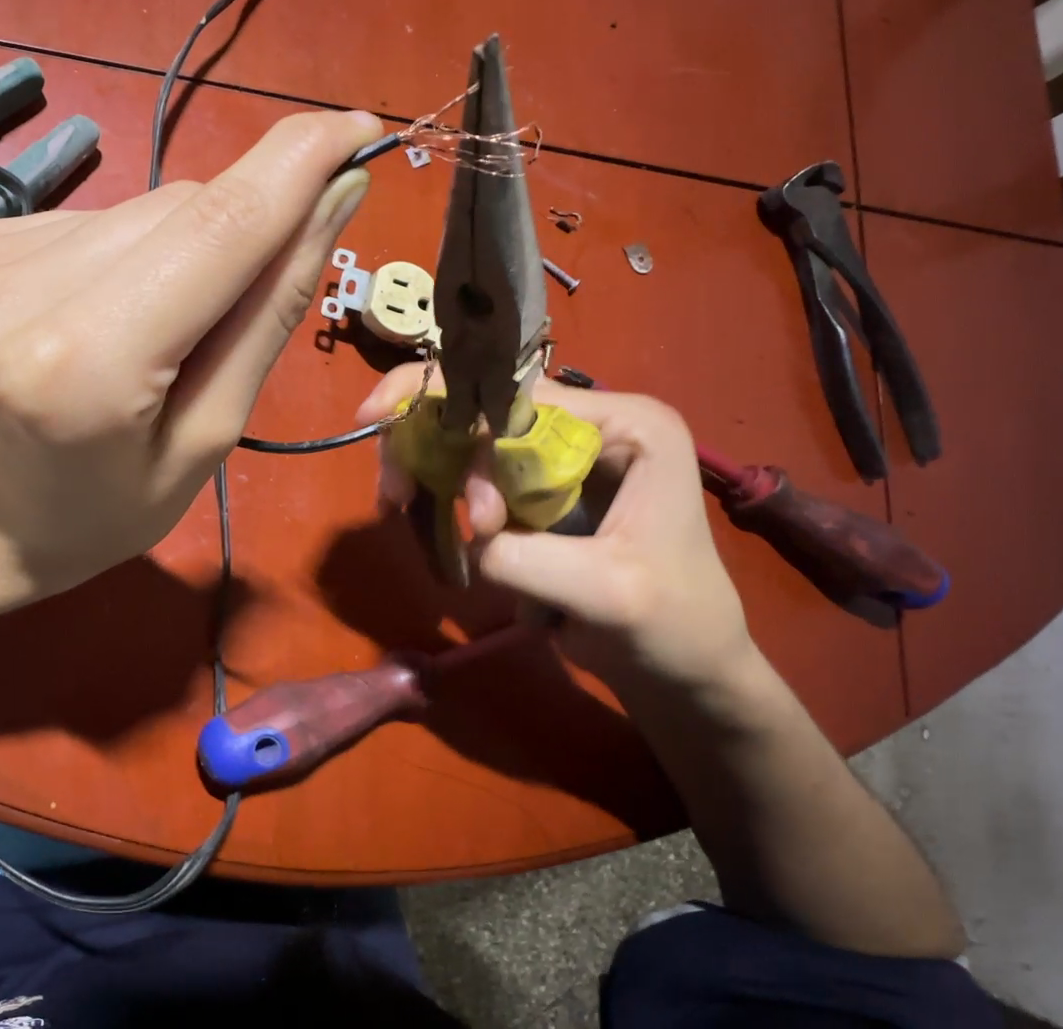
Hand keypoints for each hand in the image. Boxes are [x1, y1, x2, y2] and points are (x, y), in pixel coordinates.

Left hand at [0, 110, 383, 594]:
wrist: (5, 517)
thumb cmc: (118, 502)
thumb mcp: (211, 434)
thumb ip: (269, 313)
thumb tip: (335, 192)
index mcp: (87, 366)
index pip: (214, 230)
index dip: (294, 167)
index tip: (359, 128)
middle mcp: (13, 301)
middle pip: (174, 213)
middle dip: (229, 240)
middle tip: (220, 317)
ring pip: (132, 210)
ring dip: (168, 251)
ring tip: (144, 334)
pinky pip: (84, 219)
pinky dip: (114, 254)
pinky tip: (93, 316)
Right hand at [358, 367, 757, 688]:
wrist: (682, 665)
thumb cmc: (669, 623)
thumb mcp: (604, 591)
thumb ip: (527, 558)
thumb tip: (468, 537)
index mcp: (624, 425)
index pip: (518, 398)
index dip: (444, 403)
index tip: (380, 424)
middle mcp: (589, 426)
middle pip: (482, 408)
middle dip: (426, 440)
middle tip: (392, 493)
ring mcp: (559, 458)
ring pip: (469, 441)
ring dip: (425, 467)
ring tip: (398, 505)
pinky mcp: (536, 491)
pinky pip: (472, 477)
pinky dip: (437, 492)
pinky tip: (415, 514)